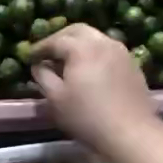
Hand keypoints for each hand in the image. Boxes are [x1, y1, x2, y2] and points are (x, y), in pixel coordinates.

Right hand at [30, 25, 161, 153]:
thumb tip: (38, 65)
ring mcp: (121, 52)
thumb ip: (43, 76)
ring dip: (78, 44)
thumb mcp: (55, 98)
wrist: (130, 132)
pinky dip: (94, 53)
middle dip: (60, 38)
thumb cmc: (86, 116)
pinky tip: (89, 70)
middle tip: (48, 52)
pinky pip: (108, 50)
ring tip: (67, 61)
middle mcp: (103, 42)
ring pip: (95, 38)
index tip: (29, 57)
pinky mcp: (132, 64)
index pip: (55, 40)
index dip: (40, 48)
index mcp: (82, 47)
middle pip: (77, 31)